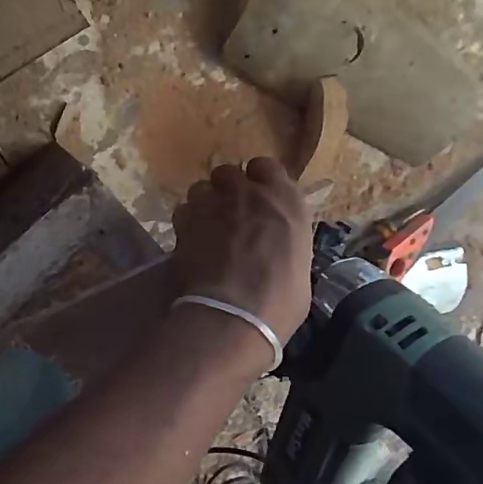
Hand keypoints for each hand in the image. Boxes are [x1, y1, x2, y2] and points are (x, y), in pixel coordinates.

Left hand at [170, 158, 312, 341]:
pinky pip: (183, 211)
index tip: (257, 201)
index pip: (267, 167)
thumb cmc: (280, 301)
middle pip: (229, 173)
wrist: (234, 316)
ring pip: (201, 188)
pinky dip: (186, 223)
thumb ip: (284, 243)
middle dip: (227, 189)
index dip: (258, 182)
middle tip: (229, 215)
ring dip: (204, 204)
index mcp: (286, 200)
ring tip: (206, 229)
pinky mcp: (184, 222)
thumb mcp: (299, 267)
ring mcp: (213, 204)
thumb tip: (275, 249)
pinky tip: (191, 243)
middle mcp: (249, 193)